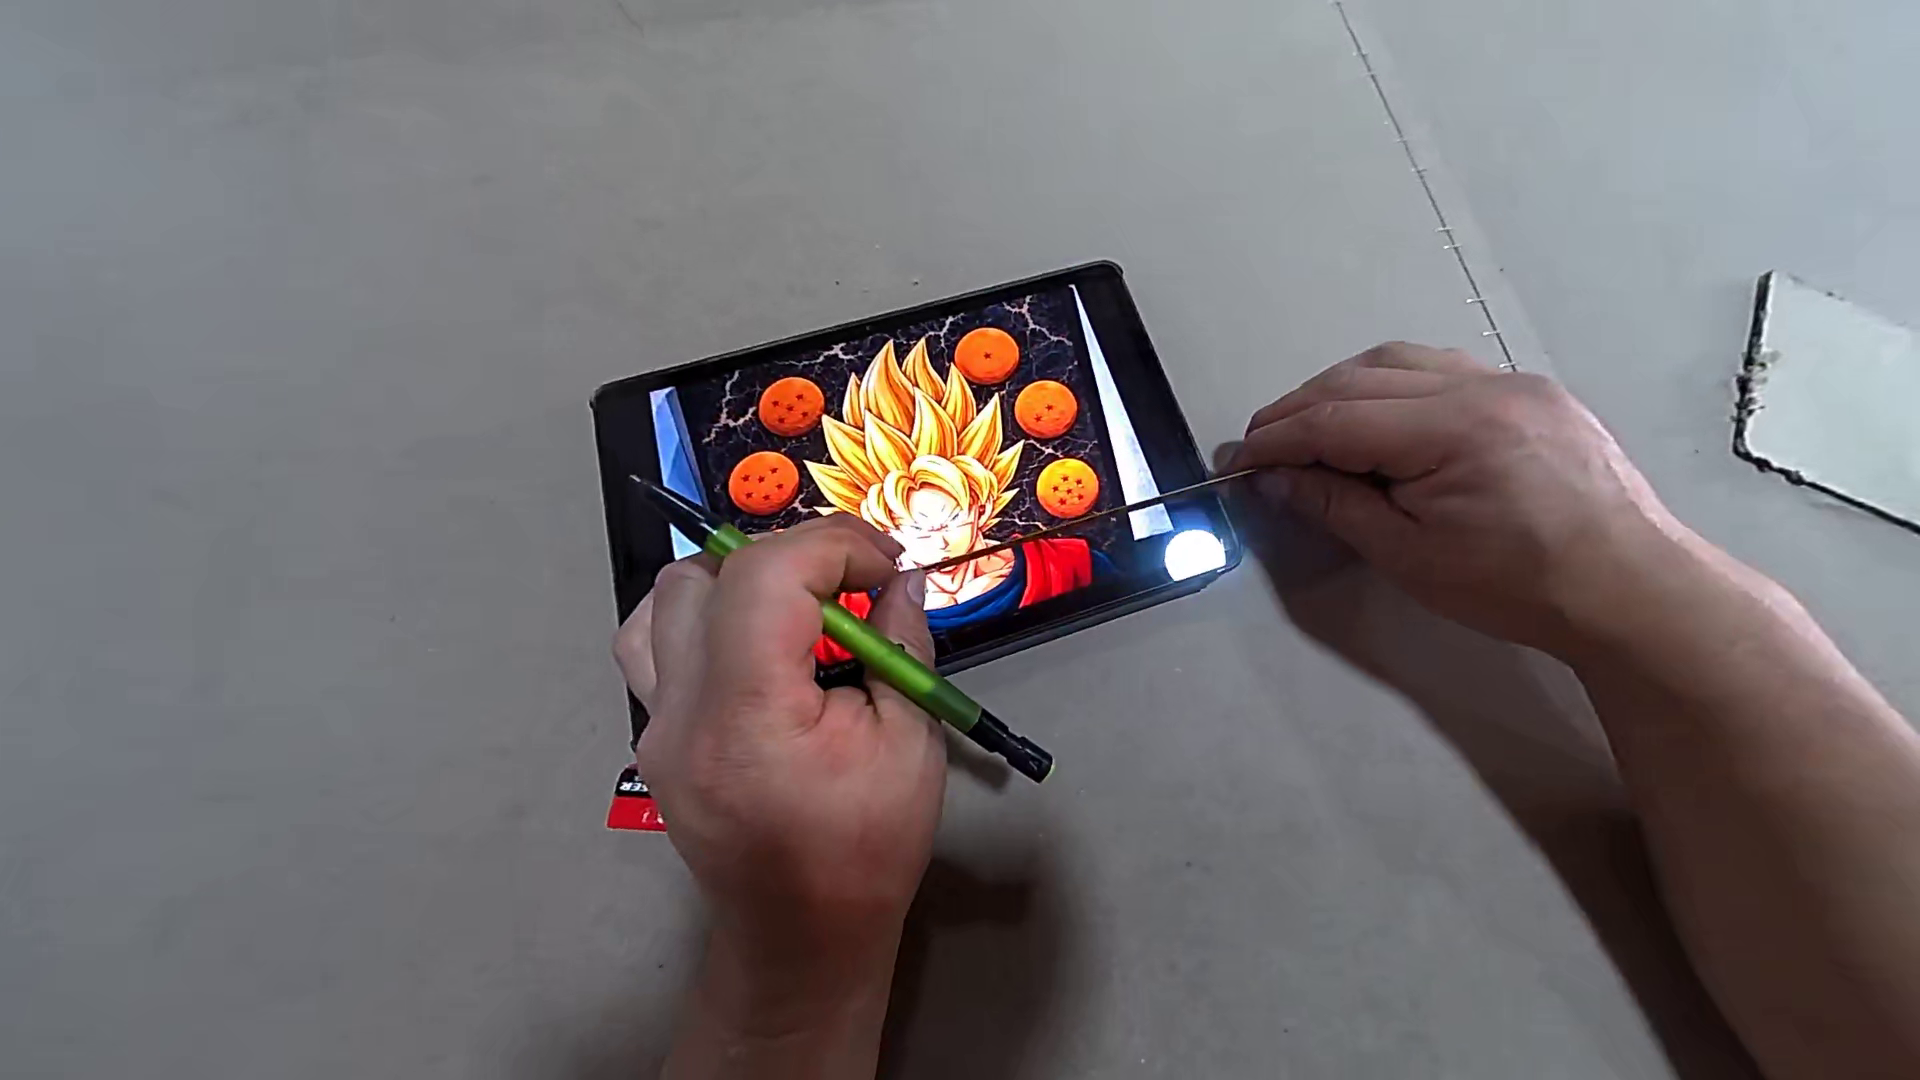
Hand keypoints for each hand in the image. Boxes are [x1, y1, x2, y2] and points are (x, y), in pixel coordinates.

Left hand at [615, 515, 945, 955]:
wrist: (800, 939)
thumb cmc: (867, 851)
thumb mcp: (913, 743)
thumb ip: (903, 645)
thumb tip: (901, 580)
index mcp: (750, 717)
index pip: (765, 577)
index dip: (832, 546)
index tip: (884, 564)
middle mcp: (682, 712)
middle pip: (712, 572)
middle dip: (796, 554)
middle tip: (852, 579)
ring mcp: (655, 723)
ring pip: (667, 597)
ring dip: (739, 576)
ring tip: (798, 603)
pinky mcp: (653, 732)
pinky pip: (651, 640)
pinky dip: (703, 612)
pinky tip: (749, 636)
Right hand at [1230, 342, 1697, 651]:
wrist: (1632, 589)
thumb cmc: (1513, 583)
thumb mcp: (1404, 552)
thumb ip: (1331, 503)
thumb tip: (1270, 478)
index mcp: (1455, 430)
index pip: (1335, 420)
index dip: (1274, 439)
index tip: (1236, 460)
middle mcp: (1483, 387)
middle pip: (1357, 380)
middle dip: (1294, 410)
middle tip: (1257, 445)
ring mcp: (1510, 381)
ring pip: (1393, 362)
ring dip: (1334, 389)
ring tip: (1303, 428)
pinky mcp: (1524, 391)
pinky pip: (1433, 369)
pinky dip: (1382, 385)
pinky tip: (1368, 415)